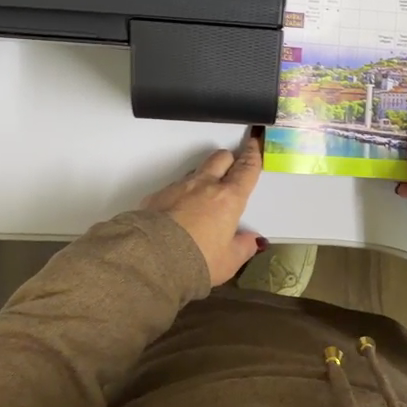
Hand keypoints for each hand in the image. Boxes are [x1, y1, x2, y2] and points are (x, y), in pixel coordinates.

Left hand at [140, 128, 266, 285]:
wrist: (152, 260)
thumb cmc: (197, 261)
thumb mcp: (228, 262)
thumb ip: (243, 247)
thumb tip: (252, 241)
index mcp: (229, 198)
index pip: (246, 169)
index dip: (253, 155)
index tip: (254, 144)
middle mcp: (205, 185)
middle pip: (220, 158)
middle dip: (229, 160)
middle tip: (231, 171)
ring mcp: (179, 188)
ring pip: (196, 171)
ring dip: (203, 178)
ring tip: (203, 198)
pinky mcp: (157, 196)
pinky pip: (174, 188)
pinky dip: (180, 195)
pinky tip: (177, 214)